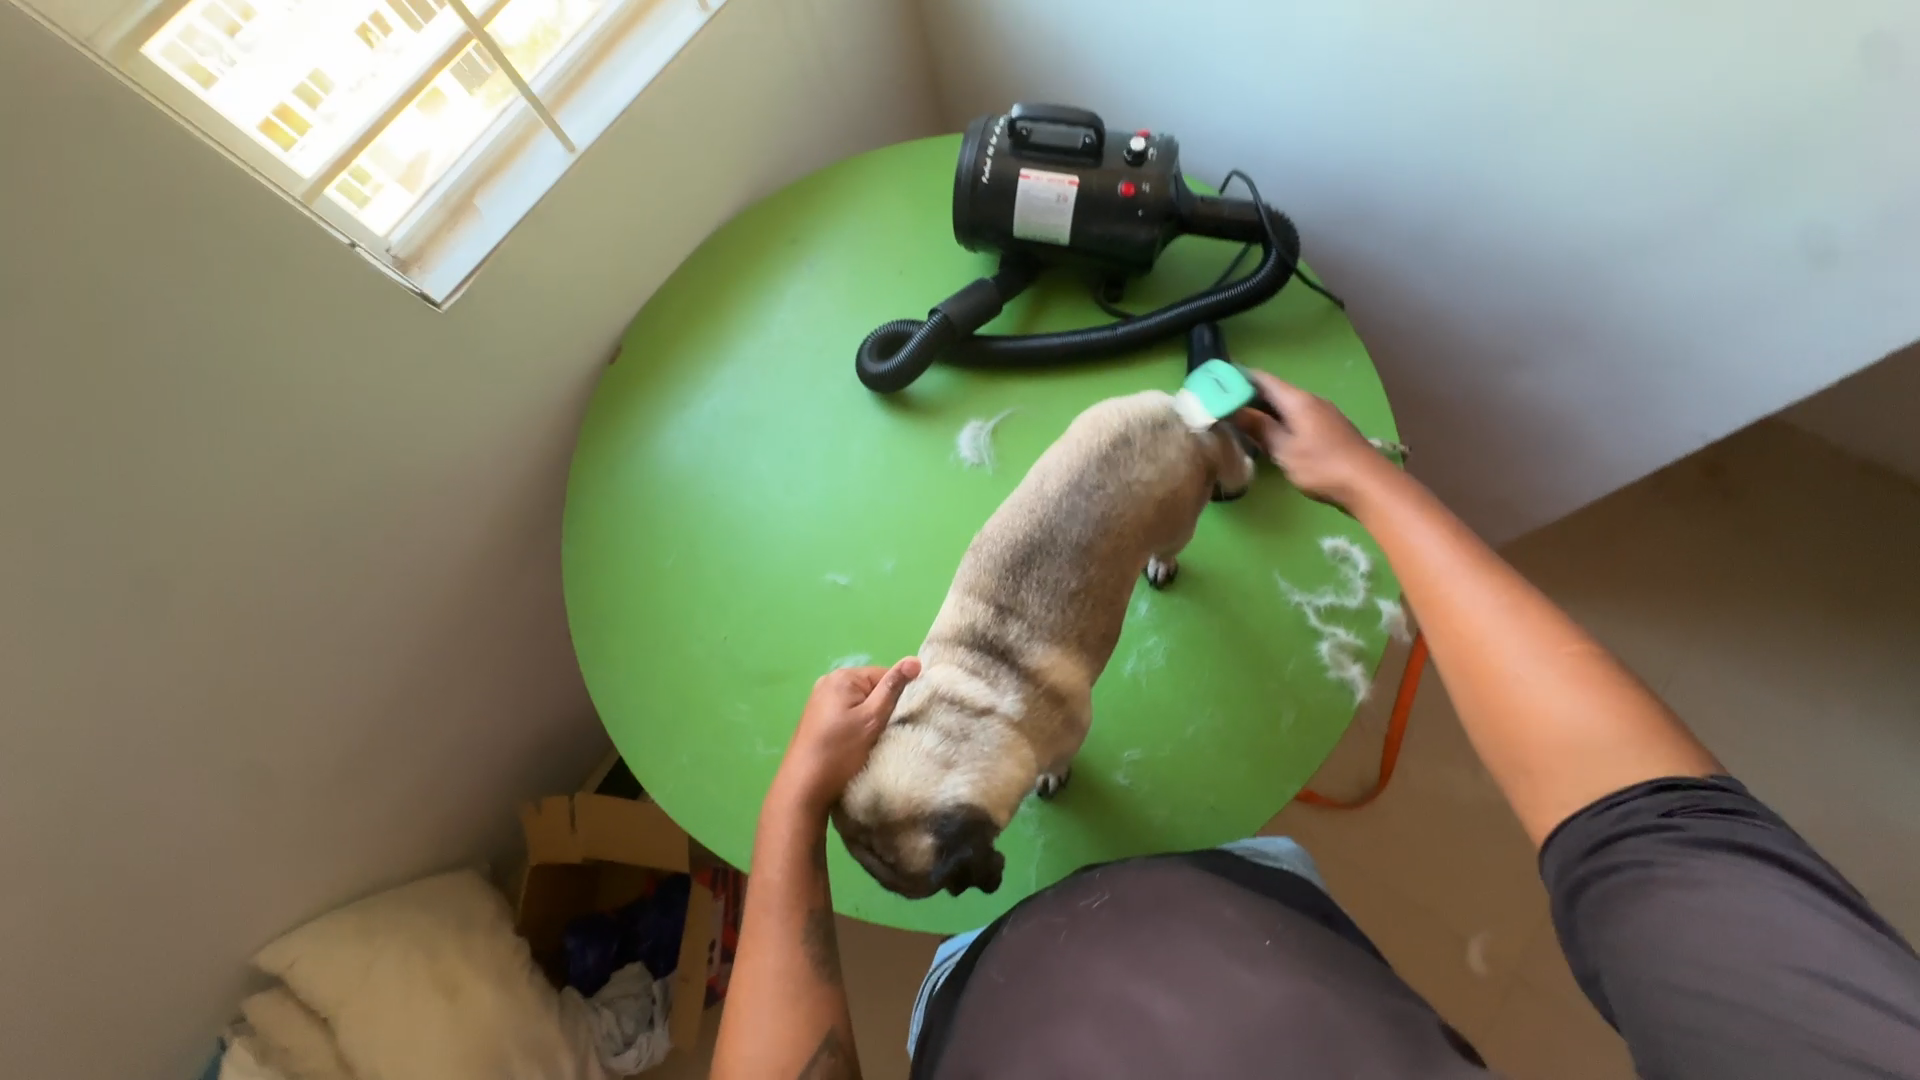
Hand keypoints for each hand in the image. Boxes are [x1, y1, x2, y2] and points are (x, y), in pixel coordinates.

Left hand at [771, 658, 920, 814]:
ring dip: (868, 718)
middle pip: (871, 687)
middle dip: (881, 708)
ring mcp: (819, 699)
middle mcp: (828, 681)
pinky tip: (853, 742)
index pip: (884, 675)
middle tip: (882, 732)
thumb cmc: (841, 751)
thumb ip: (893, 688)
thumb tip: (915, 660)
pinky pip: (846, 711)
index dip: (896, 698)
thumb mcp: (872, 718)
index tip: (895, 721)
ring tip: (868, 739)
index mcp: (843, 677)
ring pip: (859, 701)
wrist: (804, 787)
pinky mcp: (816, 716)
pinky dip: (855, 724)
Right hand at [1232, 370, 1391, 509]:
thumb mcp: (1284, 449)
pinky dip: (1277, 421)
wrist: (1368, 484)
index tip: (1216, 382)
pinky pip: (1295, 417)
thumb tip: (1235, 410)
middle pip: (1274, 392)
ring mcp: (1321, 415)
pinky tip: (1266, 434)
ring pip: (1285, 406)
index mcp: (1298, 401)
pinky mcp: (1327, 429)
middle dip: (1247, 396)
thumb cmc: (1321, 466)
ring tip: (1237, 420)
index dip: (1239, 377)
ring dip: (1262, 410)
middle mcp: (1310, 401)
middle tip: (1221, 405)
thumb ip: (1259, 428)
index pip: (1263, 380)